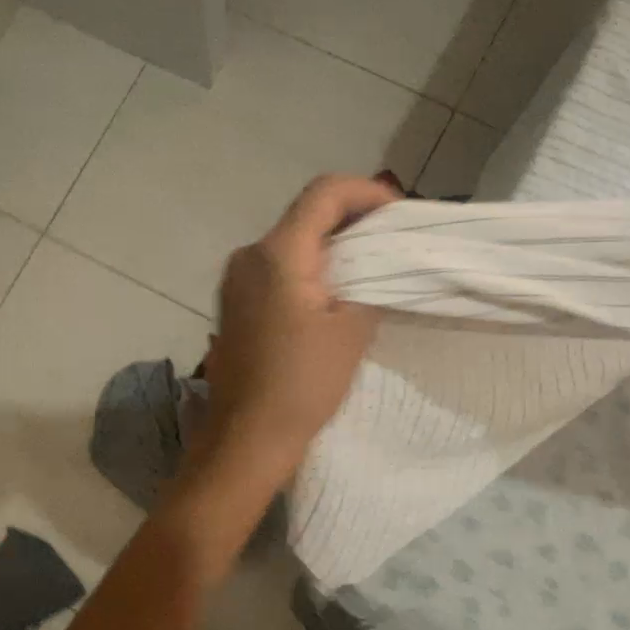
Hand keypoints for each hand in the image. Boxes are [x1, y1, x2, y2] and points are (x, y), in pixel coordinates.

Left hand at [197, 174, 398, 484]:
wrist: (246, 437)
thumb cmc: (302, 385)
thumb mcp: (351, 332)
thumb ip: (368, 285)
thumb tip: (373, 270)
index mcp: (278, 254)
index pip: (324, 193)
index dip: (366, 192)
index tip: (397, 214)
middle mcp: (248, 255)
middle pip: (304, 214)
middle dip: (350, 218)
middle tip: (389, 239)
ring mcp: (234, 280)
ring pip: (288, 242)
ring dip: (328, 245)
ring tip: (366, 266)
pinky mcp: (232, 304)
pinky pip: (274, 269)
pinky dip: (306, 268)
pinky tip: (331, 292)